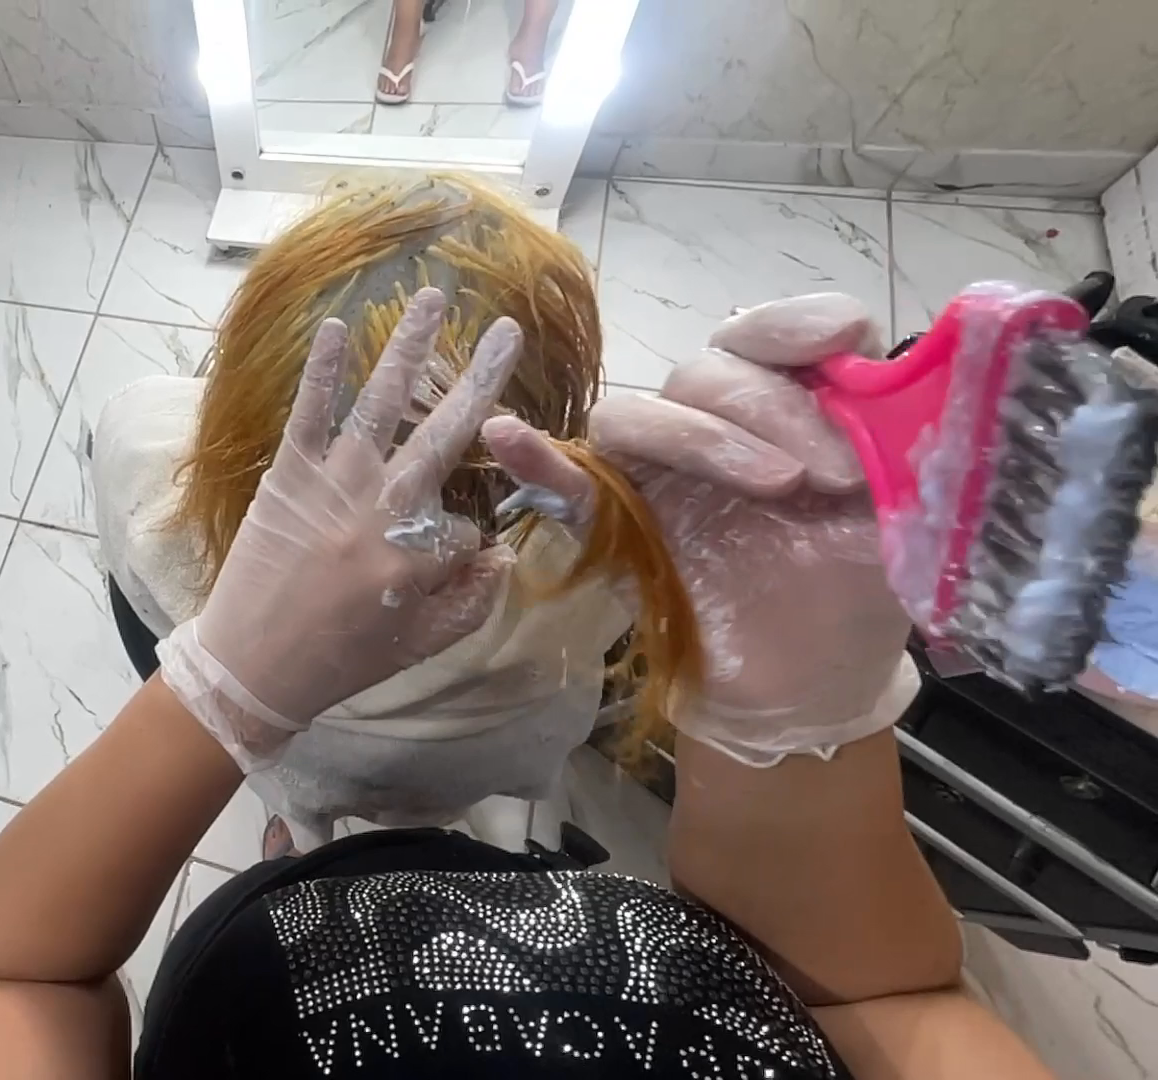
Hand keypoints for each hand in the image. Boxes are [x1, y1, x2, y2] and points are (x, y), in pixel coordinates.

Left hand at [159, 288, 520, 769]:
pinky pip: (309, 414)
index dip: (456, 548)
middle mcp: (384, 508)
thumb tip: (499, 553)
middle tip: (507, 332)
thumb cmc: (336, 660)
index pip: (462, 528)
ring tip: (430, 300)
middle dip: (481, 379)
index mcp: (419, 555)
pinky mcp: (287, 475)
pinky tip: (335, 327)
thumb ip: (471, 602)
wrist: (250, 664)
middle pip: (445, 433)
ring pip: (381, 406)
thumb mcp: (419, 647)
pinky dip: (322, 370)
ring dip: (408, 349)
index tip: (433, 564)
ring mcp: (333, 484)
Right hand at [484, 293, 917, 765]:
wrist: (806, 671)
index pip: (760, 336)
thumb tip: (920, 362)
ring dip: (694, 435)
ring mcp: (647, 475)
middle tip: (828, 475)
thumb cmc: (856, 582)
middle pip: (698, 374)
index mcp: (772, 411)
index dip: (791, 324)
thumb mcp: (908, 497)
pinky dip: (530, 456)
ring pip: (630, 415)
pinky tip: (504, 435)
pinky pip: (558, 481)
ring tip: (770, 487)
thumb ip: (904, 431)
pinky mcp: (605, 523)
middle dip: (766, 408)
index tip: (842, 346)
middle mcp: (704, 429)